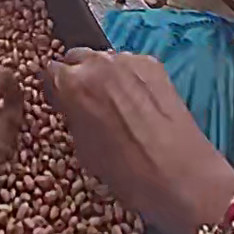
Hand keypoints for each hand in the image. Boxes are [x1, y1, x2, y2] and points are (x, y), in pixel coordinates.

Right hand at [45, 48, 233, 233]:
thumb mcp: (84, 150)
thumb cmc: (127, 173)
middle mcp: (97, 62)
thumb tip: (71, 105)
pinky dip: (129, 77)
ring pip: (104, 59)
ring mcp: (128, 59)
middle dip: (77, 76)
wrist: (183, 176)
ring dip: (103, 75)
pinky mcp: (153, 63)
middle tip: (87, 101)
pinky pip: (130, 64)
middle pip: (76, 58)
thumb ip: (73, 117)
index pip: (50, 72)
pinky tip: (139, 101)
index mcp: (72, 84)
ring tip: (116, 102)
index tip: (60, 101)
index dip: (54, 88)